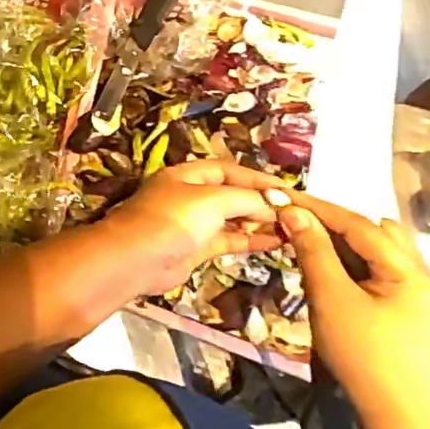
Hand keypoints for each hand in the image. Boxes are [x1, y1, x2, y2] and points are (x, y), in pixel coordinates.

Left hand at [105, 161, 285, 293]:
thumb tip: (274, 202)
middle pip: (230, 193)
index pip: (227, 169)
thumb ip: (245, 198)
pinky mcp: (196, 247)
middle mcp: (188, 195)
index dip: (256, 178)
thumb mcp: (212, 199)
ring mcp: (192, 223)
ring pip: (231, 218)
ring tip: (290, 227)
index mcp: (186, 175)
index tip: (287, 190)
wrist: (137, 259)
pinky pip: (228, 239)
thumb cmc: (172, 219)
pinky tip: (275, 242)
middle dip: (260, 201)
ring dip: (258, 221)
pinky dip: (250, 239)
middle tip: (293, 212)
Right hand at [275, 194, 429, 428]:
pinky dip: (351, 264)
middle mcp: (422, 277)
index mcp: (410, 270)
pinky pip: (378, 274)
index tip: (278, 196)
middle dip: (332, 221)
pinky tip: (328, 272)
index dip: (316, 207)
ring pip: (378, 253)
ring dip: (342, 243)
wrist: (405, 424)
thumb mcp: (332, 299)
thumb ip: (313, 251)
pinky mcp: (410, 316)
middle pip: (374, 233)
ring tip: (306, 242)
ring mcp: (420, 298)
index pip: (357, 223)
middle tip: (292, 219)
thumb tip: (293, 212)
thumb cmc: (366, 358)